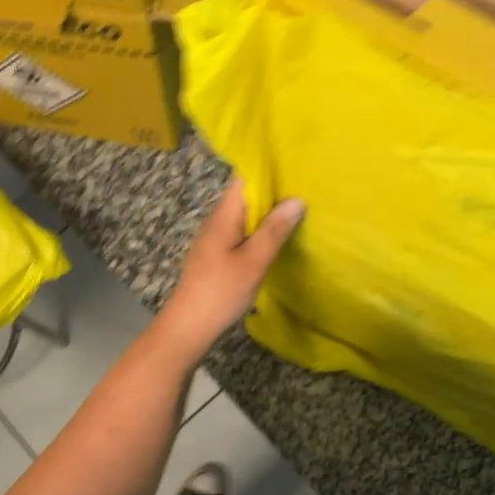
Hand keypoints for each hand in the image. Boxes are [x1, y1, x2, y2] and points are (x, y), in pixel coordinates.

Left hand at [153, 178, 304, 357]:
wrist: (189, 325)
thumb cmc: (221, 291)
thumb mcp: (253, 261)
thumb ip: (274, 230)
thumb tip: (296, 200)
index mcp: (223, 216)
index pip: (243, 179)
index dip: (267, 171)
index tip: (295, 169)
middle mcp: (217, 221)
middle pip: (246, 196)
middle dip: (273, 193)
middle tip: (306, 191)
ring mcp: (215, 238)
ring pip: (245, 216)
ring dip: (268, 214)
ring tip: (298, 213)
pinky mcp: (217, 255)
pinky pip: (241, 233)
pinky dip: (259, 231)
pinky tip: (276, 240)